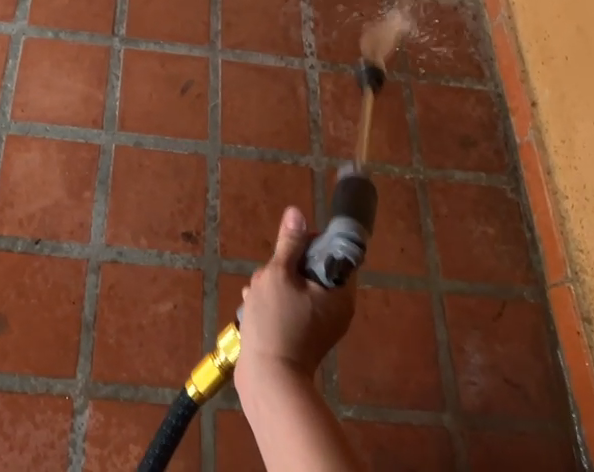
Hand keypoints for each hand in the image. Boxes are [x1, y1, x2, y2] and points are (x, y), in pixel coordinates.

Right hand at [236, 206, 355, 379]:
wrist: (267, 381)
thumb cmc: (276, 323)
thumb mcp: (278, 274)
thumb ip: (288, 244)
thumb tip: (297, 213)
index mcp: (339, 292)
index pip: (334, 252)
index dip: (311, 242)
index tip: (290, 247)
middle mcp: (335, 308)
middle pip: (311, 269)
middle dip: (284, 266)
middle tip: (269, 276)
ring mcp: (318, 324)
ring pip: (295, 287)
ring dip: (272, 284)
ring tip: (256, 294)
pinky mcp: (301, 336)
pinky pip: (289, 307)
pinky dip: (272, 303)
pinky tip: (253, 307)